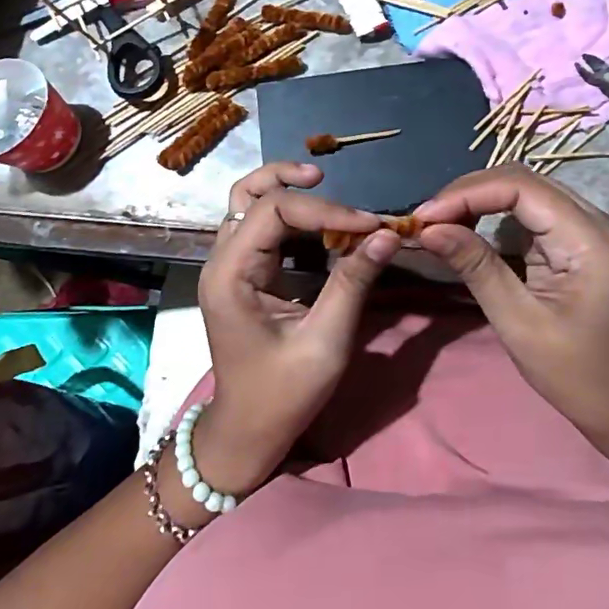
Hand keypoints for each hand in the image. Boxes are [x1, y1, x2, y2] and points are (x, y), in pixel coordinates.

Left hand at [192, 163, 399, 496]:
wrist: (247, 432)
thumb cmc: (283, 395)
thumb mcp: (325, 342)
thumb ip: (352, 283)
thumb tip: (386, 235)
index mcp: (230, 276)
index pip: (274, 211)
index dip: (325, 210)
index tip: (369, 225)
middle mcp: (222, 262)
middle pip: (248, 194)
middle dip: (290, 180)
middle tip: (330, 176)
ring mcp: (230, 267)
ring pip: (249, 204)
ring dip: (288, 192)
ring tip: (329, 190)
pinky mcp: (244, 276)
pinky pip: (263, 229)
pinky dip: (292, 218)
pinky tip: (322, 225)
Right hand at [412, 166, 608, 453]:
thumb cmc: (574, 373)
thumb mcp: (518, 322)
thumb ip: (476, 266)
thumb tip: (428, 229)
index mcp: (592, 241)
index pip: (522, 187)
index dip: (468, 193)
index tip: (425, 217)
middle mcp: (600, 222)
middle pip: (527, 181)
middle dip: (471, 193)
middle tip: (427, 220)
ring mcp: (597, 229)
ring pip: (531, 191)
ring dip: (483, 200)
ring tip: (443, 223)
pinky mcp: (587, 240)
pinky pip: (539, 212)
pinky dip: (500, 216)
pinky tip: (472, 229)